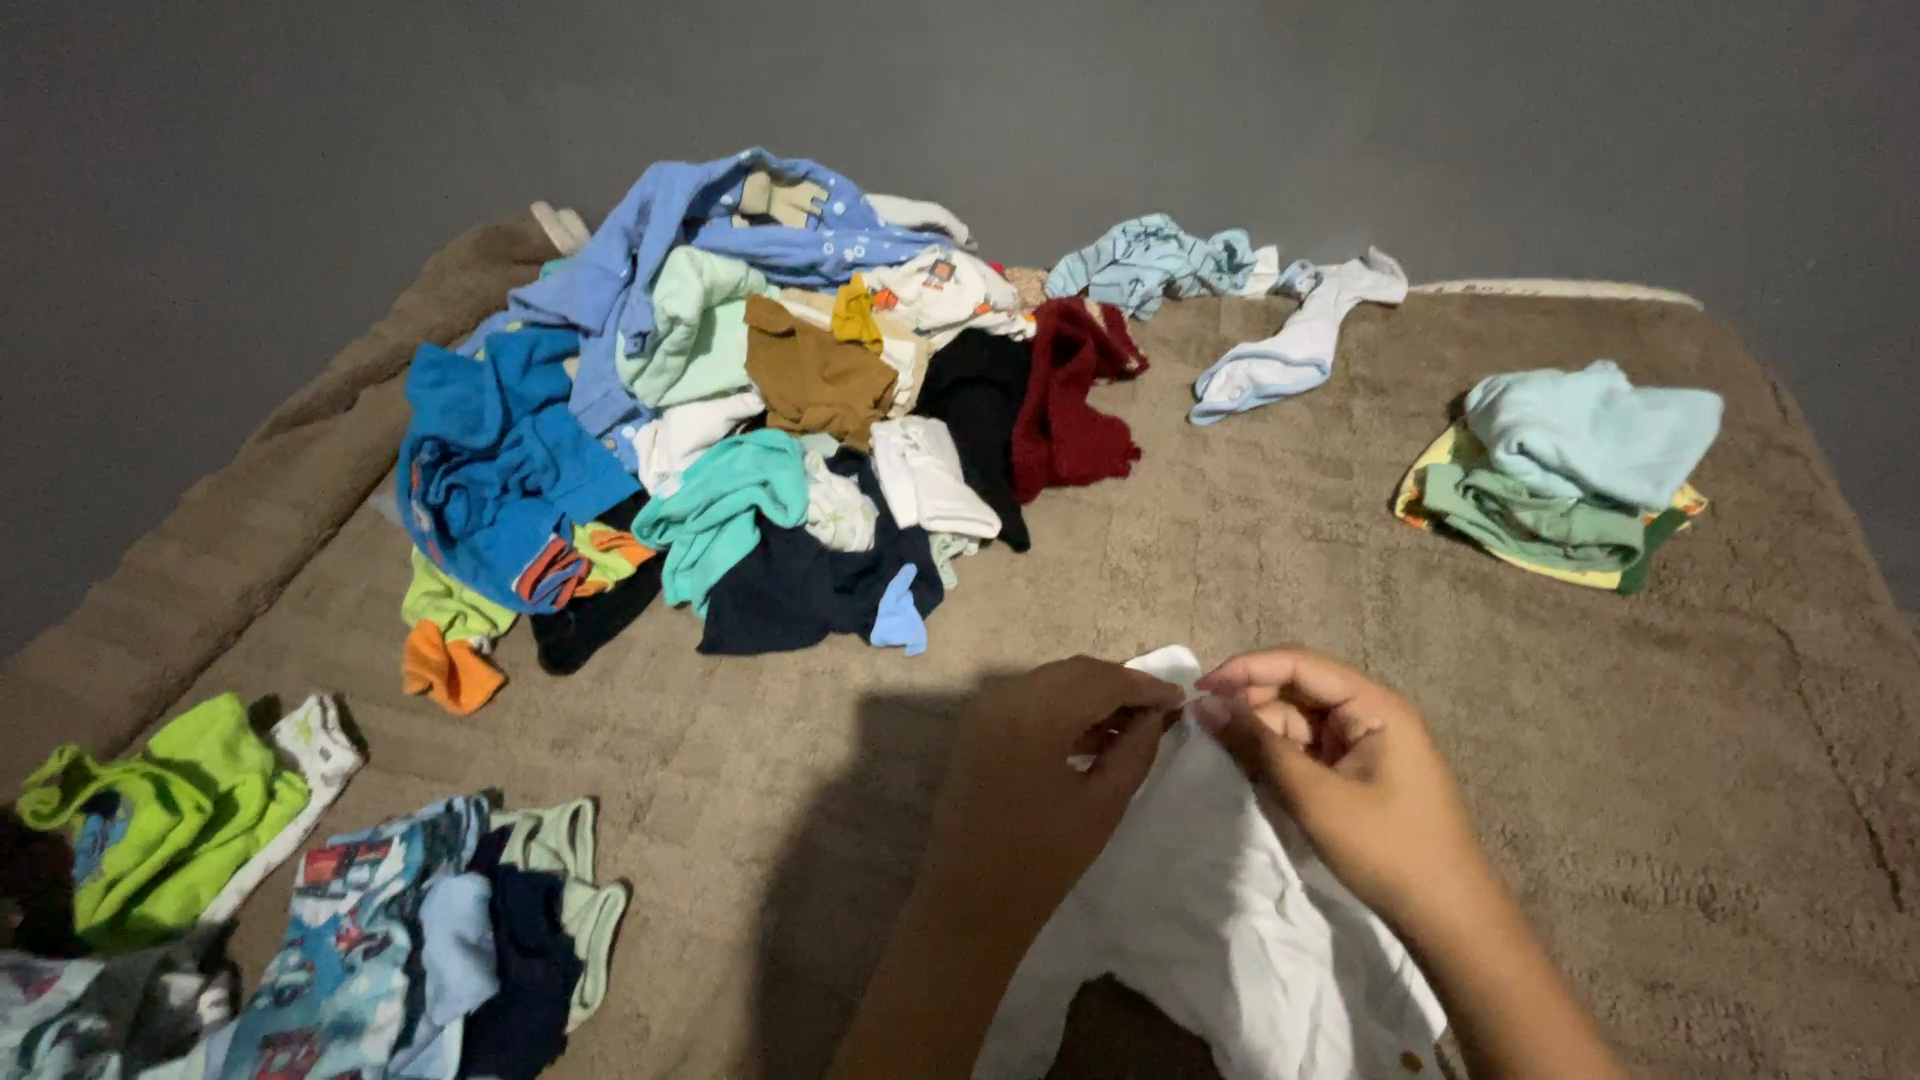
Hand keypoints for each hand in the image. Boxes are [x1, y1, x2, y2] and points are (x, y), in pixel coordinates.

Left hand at [915, 655, 1184, 942]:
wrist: (970, 899)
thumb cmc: (1042, 860)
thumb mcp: (1102, 804)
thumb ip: (1135, 750)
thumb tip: (1156, 716)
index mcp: (1034, 714)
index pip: (1100, 681)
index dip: (1145, 686)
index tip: (1180, 697)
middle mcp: (1004, 696)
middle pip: (1074, 673)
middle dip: (1120, 685)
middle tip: (1159, 709)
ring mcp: (985, 709)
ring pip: (1052, 683)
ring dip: (1092, 696)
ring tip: (1134, 725)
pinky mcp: (978, 725)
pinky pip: (1029, 701)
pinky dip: (1064, 709)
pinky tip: (1095, 734)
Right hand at [1193, 646, 1495, 933]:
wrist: (1448, 918)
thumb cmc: (1387, 849)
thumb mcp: (1313, 796)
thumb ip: (1257, 744)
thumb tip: (1204, 704)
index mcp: (1373, 706)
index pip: (1299, 664)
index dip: (1246, 669)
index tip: (1201, 689)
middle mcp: (1369, 713)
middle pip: (1296, 686)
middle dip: (1249, 699)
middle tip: (1205, 722)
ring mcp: (1363, 742)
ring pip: (1296, 717)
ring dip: (1259, 728)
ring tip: (1223, 749)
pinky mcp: (1355, 769)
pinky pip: (1305, 745)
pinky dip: (1275, 752)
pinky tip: (1250, 766)